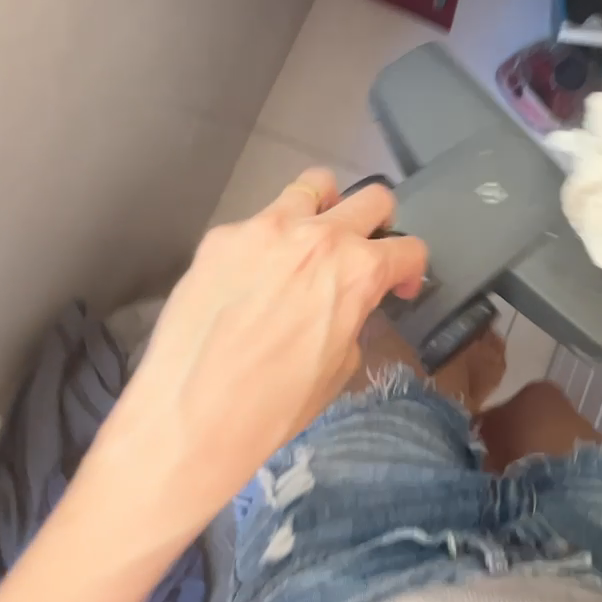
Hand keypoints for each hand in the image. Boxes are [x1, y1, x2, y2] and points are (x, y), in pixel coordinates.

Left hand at [92, 169, 427, 531]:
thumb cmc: (277, 405)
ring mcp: (266, 227)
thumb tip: (348, 302)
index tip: (398, 289)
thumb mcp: (341, 365)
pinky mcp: (222, 235)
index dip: (410, 272)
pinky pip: (258, 222)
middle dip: (380, 224)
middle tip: (364, 252)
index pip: (410, 249)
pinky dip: (268, 241)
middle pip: (374, 198)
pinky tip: (249, 279)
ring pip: (315, 184)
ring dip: (325, 209)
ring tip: (310, 239)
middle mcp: (320, 235)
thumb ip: (354, 314)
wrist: (191, 417)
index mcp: (359, 270)